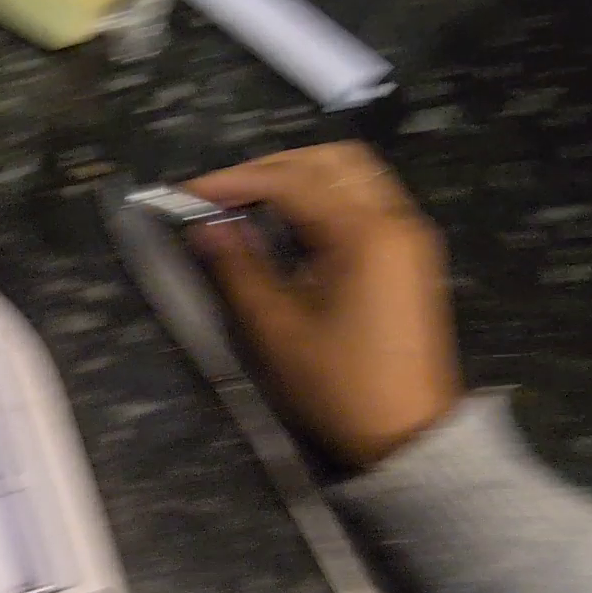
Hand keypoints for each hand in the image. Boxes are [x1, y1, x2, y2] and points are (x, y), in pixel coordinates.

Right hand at [184, 141, 463, 467]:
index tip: (186, 195)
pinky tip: (283, 226)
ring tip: (245, 205)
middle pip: (329, 161)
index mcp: (364, 234)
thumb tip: (205, 227)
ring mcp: (406, 235)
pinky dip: (317, 199)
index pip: (292, 182)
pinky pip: (360, 201)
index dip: (234, 181)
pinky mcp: (404, 255)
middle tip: (219, 195)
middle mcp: (393, 220)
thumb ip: (238, 268)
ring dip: (295, 179)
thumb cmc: (336, 384)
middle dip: (268, 168)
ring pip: (349, 175)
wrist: (405, 431)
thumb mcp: (276, 329)